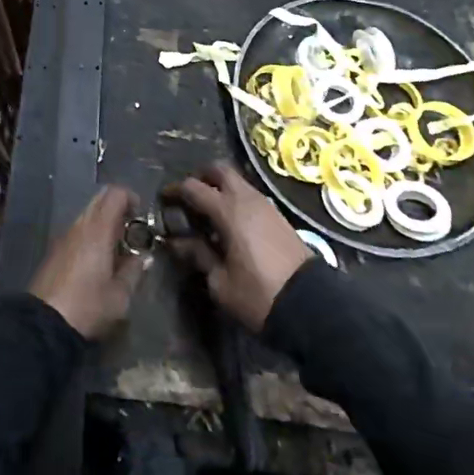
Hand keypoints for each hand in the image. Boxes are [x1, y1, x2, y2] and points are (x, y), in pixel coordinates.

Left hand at [28, 185, 146, 338]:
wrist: (42, 325)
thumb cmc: (87, 307)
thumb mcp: (120, 296)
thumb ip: (134, 272)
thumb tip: (144, 258)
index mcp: (98, 230)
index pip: (115, 194)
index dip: (130, 197)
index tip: (140, 213)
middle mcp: (79, 226)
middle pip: (99, 199)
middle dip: (117, 206)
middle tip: (129, 228)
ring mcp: (63, 237)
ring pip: (86, 215)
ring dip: (103, 221)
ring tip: (114, 247)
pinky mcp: (53, 252)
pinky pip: (76, 231)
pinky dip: (89, 234)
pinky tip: (95, 260)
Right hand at [162, 164, 311, 331]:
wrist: (310, 303)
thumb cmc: (258, 294)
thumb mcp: (220, 282)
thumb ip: (198, 255)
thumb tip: (177, 242)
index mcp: (229, 211)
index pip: (194, 187)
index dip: (175, 190)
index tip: (163, 200)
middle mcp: (247, 198)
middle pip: (220, 170)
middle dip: (201, 178)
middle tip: (187, 198)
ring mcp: (265, 204)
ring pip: (237, 181)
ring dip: (219, 187)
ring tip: (207, 213)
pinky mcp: (277, 214)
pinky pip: (249, 194)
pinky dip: (235, 198)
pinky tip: (228, 223)